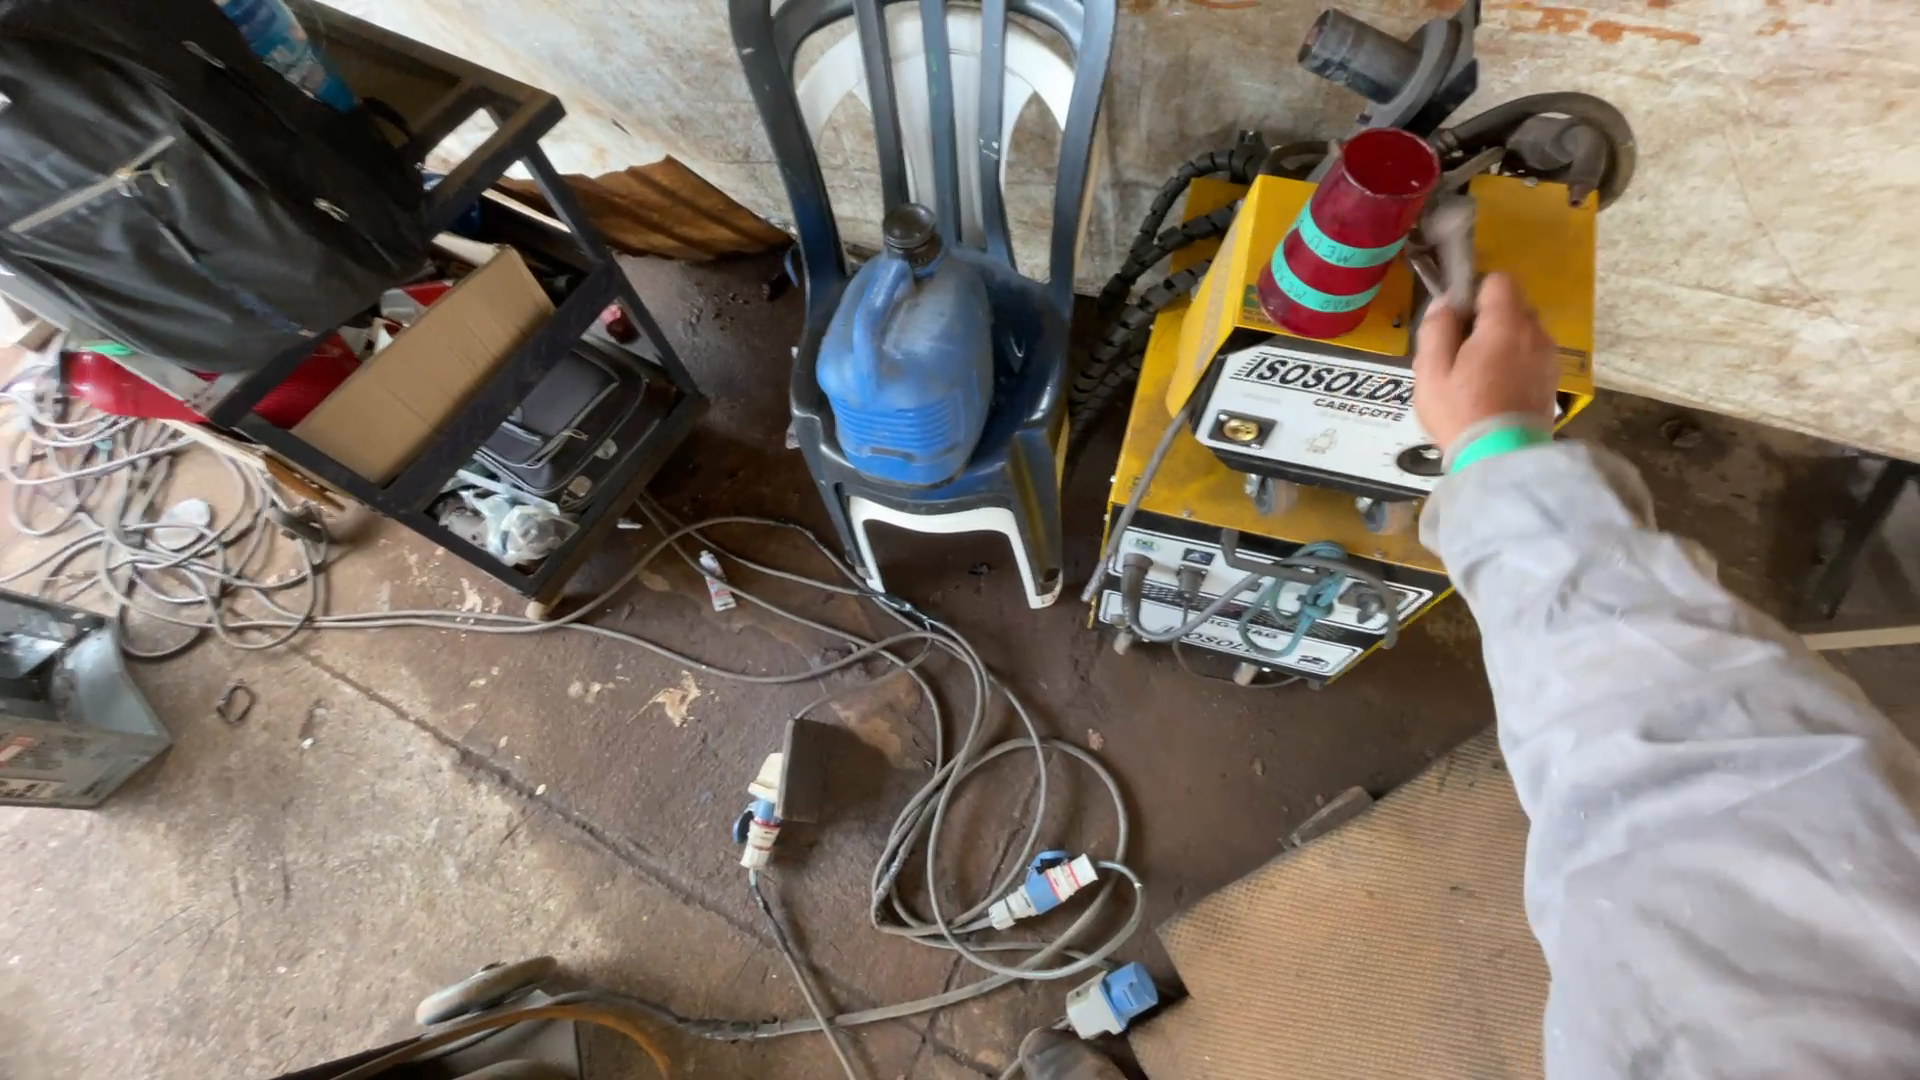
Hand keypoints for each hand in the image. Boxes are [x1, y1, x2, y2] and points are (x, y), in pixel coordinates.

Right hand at [1412, 272, 1559, 450]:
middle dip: (1484, 318)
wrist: (1499, 454)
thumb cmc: (1459, 411)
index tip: (1452, 318)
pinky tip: (1492, 386)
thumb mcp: (1431, 370)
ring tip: (1472, 373)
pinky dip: (1512, 359)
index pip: (1496, 281)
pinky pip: (1529, 352)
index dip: (1472, 292)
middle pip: (1510, 305)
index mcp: (1503, 324)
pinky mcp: (1551, 376)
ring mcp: (1547, 354)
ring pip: (1521, 330)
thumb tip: (1445, 302)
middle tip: (1455, 352)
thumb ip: (1436, 329)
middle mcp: (1534, 331)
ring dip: (1499, 340)